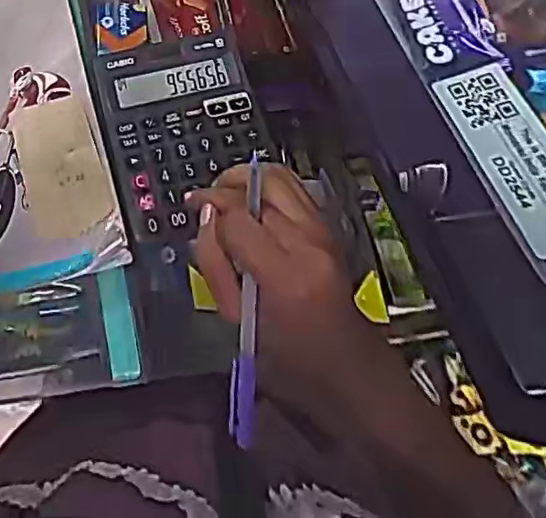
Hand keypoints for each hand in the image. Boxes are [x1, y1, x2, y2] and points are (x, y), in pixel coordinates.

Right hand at [187, 164, 375, 396]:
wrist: (349, 369)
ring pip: (277, 176)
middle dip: (224, 188)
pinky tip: (252, 202)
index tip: (196, 213)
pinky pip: (293, 186)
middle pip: (257, 187)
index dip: (210, 210)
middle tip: (206, 201)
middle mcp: (309, 244)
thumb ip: (213, 263)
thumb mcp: (236, 322)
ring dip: (245, 179)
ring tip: (227, 195)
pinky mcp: (329, 228)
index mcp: (284, 275)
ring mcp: (324, 232)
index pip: (236, 217)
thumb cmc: (288, 358)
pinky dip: (266, 185)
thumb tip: (205, 215)